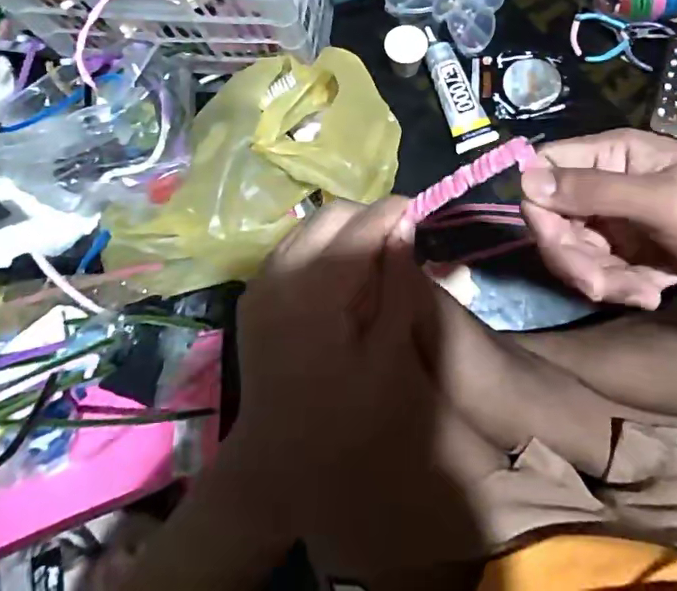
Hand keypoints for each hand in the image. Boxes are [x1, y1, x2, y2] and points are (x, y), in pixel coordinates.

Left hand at [229, 197, 491, 580]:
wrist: (277, 464)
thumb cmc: (346, 419)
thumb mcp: (389, 357)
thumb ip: (399, 286)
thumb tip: (404, 225)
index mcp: (314, 289)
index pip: (360, 224)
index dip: (395, 212)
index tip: (421, 217)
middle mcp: (280, 273)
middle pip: (331, 214)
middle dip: (369, 216)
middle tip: (400, 242)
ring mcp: (262, 282)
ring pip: (310, 225)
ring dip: (346, 230)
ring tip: (375, 258)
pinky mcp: (255, 294)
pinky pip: (295, 246)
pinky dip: (324, 245)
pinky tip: (343, 276)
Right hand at [520, 129, 676, 310]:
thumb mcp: (664, 203)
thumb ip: (594, 191)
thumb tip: (525, 179)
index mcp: (616, 153)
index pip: (547, 168)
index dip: (541, 206)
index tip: (558, 243)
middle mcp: (614, 181)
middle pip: (557, 216)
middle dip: (574, 256)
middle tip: (603, 286)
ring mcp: (627, 218)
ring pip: (579, 248)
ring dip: (601, 277)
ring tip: (643, 293)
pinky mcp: (642, 251)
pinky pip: (606, 269)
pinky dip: (621, 286)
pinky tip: (655, 293)